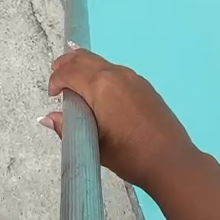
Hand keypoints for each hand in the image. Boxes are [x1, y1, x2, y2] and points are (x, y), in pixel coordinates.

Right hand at [46, 47, 200, 191]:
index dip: (56, 80)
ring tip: (74, 78)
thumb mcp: (95, 146)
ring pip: (100, 62)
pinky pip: (115, 70)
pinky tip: (99, 86)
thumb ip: (68, 129)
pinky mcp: (143, 84)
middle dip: (66, 64)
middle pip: (84, 58)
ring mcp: (132, 77)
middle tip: (56, 75)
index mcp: (100, 87)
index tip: (52, 94)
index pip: (70, 72)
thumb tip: (47, 118)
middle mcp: (115, 74)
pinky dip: (100, 72)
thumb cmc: (131, 156)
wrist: (172, 161)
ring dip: (83, 66)